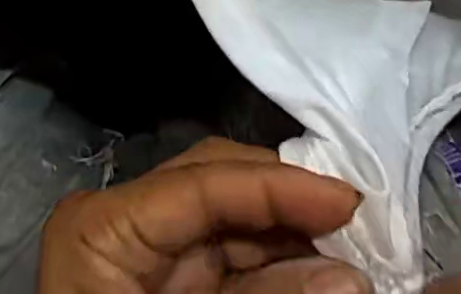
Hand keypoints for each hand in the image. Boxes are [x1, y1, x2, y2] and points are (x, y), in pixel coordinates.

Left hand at [38, 136, 373, 293]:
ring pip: (235, 219)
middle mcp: (128, 221)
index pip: (205, 181)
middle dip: (288, 202)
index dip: (280, 185)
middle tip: (355, 222)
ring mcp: (149, 250)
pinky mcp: (171, 280)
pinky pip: (233, 259)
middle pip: (221, 184)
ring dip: (292, 234)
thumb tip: (350, 280)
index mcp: (106, 226)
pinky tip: (317, 270)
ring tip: (349, 248)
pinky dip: (277, 266)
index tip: (347, 199)